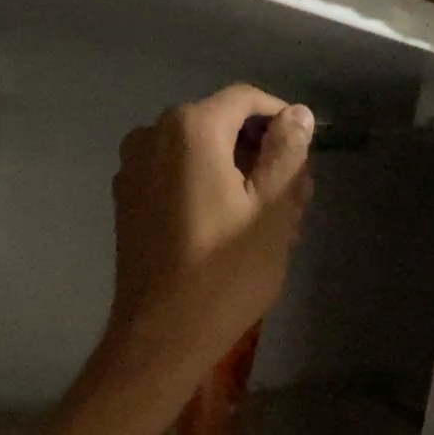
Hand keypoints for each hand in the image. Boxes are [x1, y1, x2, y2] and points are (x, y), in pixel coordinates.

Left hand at [103, 83, 313, 381]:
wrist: (162, 334)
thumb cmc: (226, 272)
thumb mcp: (273, 210)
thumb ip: (287, 152)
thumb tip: (296, 113)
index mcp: (191, 128)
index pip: (246, 100)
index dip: (283, 121)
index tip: (306, 159)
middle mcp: (152, 135)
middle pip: (221, 126)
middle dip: (261, 154)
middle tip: (295, 202)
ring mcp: (133, 169)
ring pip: (199, 155)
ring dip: (236, 176)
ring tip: (268, 222)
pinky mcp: (127, 202)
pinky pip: (176, 179)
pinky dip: (206, 190)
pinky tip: (228, 230)